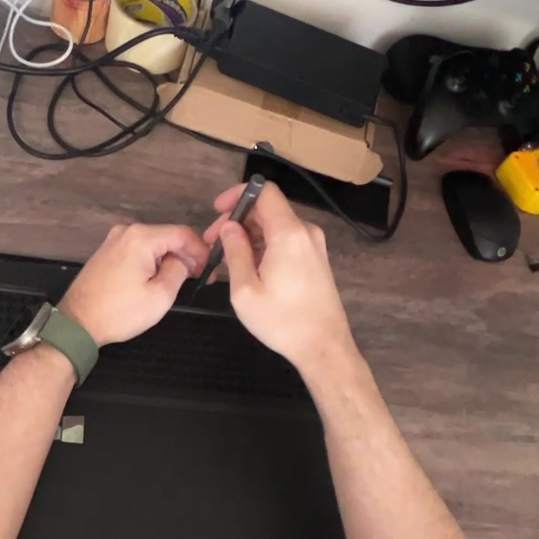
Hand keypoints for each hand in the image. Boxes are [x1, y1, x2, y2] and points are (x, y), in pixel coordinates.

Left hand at [58, 223, 209, 345]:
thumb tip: (182, 261)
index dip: (201, 250)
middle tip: (200, 277)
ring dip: (169, 259)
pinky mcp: (107, 252)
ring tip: (182, 280)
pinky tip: (159, 278)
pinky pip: (138, 251)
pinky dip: (152, 261)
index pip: (182, 233)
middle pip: (167, 236)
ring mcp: (114, 240)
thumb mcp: (160, 296)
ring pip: (153, 244)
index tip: (210, 268)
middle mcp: (127, 231)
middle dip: (186, 255)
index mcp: (141, 237)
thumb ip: (179, 271)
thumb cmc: (120, 312)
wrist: (77, 323)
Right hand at [208, 181, 358, 372]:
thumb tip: (229, 228)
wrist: (323, 346)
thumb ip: (235, 252)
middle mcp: (305, 233)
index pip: (264, 192)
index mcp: (288, 234)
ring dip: (250, 236)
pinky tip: (250, 268)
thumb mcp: (245, 290)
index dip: (238, 195)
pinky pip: (287, 242)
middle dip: (238, 221)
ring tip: (228, 259)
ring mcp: (314, 246)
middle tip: (214, 243)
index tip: (218, 210)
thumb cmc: (282, 322)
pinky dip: (266, 247)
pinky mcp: (316, 261)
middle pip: (268, 210)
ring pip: (276, 227)